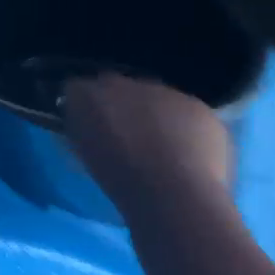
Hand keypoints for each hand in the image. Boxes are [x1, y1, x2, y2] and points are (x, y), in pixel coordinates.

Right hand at [63, 73, 232, 200]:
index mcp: (80, 92)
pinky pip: (188, 110)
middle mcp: (114, 81)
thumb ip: (83, 126)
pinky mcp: (194, 104)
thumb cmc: (118, 177)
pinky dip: (189, 125)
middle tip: (132, 134)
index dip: (89, 108)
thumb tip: (90, 125)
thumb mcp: (82, 149)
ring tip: (168, 146)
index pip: (79, 90)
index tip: (96, 127)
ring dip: (157, 113)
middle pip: (116, 87)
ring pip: (155, 97)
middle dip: (123, 105)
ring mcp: (157, 89)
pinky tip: (193, 150)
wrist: (173, 193)